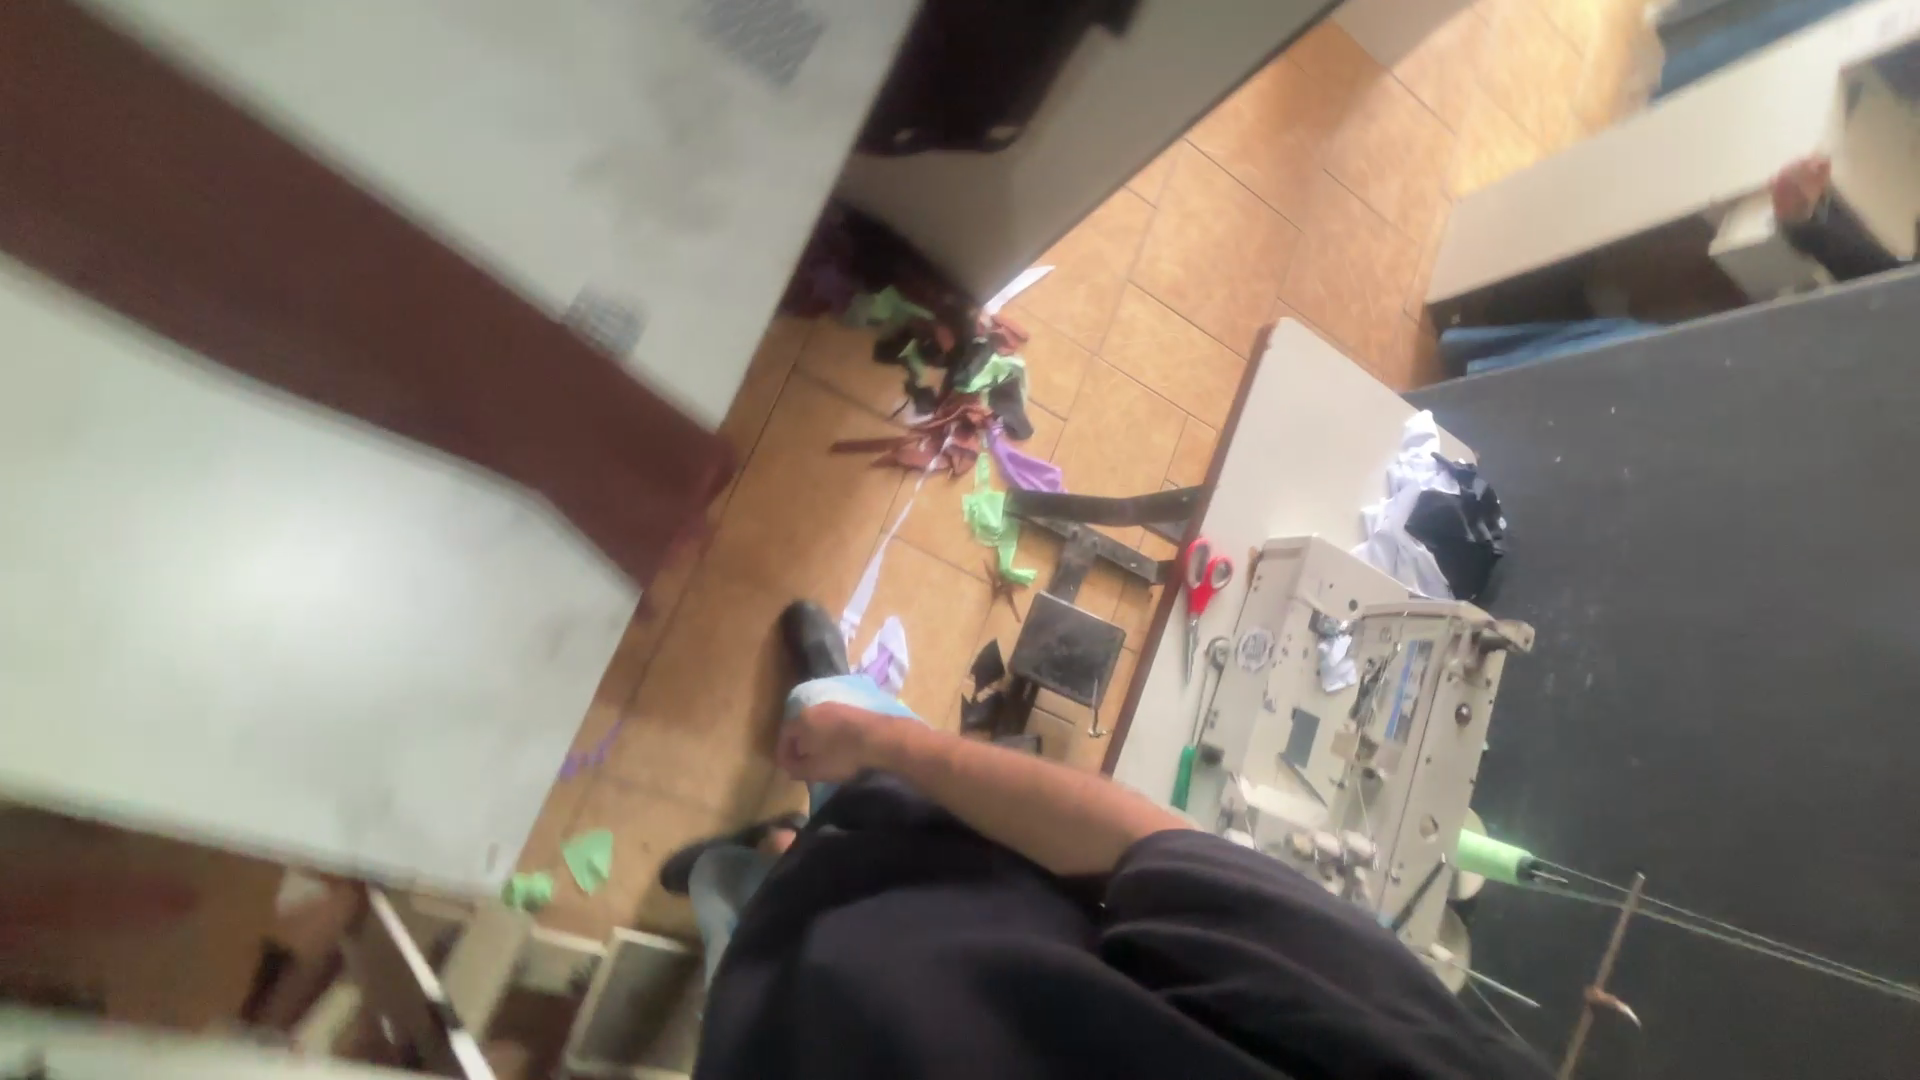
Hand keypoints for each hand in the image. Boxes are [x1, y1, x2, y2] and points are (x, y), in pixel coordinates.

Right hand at [775, 702, 896, 783]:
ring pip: (819, 723)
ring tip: (821, 755)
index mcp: (802, 719)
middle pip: (801, 726)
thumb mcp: (814, 770)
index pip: (785, 734)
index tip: (788, 767)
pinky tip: (838, 746)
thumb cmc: (841, 755)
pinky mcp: (853, 709)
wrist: (878, 738)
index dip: (784, 752)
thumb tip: (790, 767)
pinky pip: (834, 722)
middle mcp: (816, 707)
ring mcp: (836, 706)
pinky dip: (831, 735)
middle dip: (800, 744)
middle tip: (802, 761)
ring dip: (816, 739)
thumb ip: (796, 768)